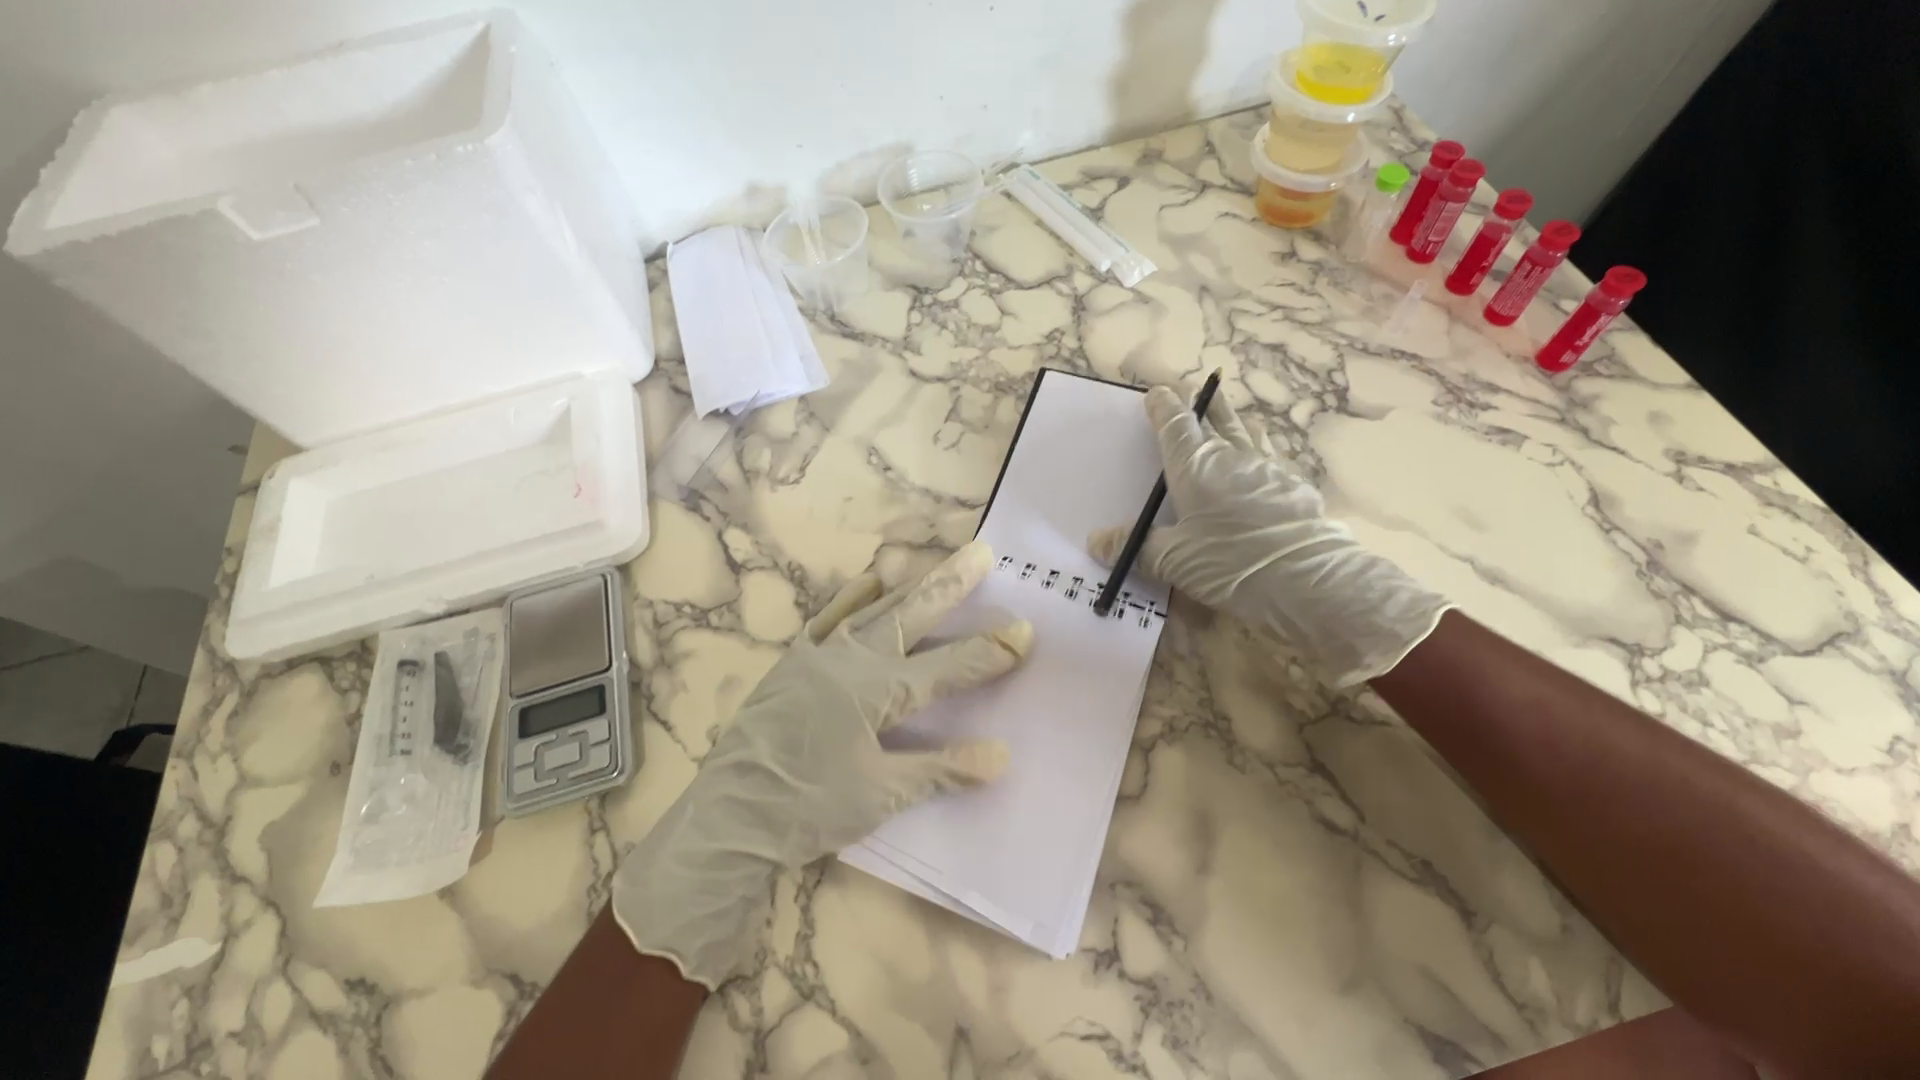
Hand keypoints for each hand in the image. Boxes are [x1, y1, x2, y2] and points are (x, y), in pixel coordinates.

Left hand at [612, 542, 1032, 987]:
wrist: (730, 817)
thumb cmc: (810, 808)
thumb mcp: (883, 795)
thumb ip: (943, 768)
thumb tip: (1001, 754)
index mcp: (879, 690)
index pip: (949, 666)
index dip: (990, 651)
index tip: (1024, 632)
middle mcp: (851, 660)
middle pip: (911, 614)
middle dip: (950, 584)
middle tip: (981, 552)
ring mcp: (818, 656)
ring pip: (873, 609)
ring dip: (908, 586)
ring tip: (933, 562)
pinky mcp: (793, 664)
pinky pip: (829, 619)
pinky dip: (852, 598)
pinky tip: (866, 584)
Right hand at [1089, 386, 1451, 687]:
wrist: (1308, 579)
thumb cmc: (1231, 562)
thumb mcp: (1173, 561)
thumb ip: (1134, 548)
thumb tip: (1096, 541)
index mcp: (1195, 465)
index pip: (1175, 422)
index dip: (1164, 405)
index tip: (1156, 393)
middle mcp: (1231, 455)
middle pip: (1215, 416)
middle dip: (1200, 403)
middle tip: (1191, 393)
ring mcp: (1267, 467)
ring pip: (1247, 430)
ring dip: (1233, 420)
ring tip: (1228, 417)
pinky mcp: (1294, 485)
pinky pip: (1270, 456)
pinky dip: (1258, 452)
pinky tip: (1260, 465)